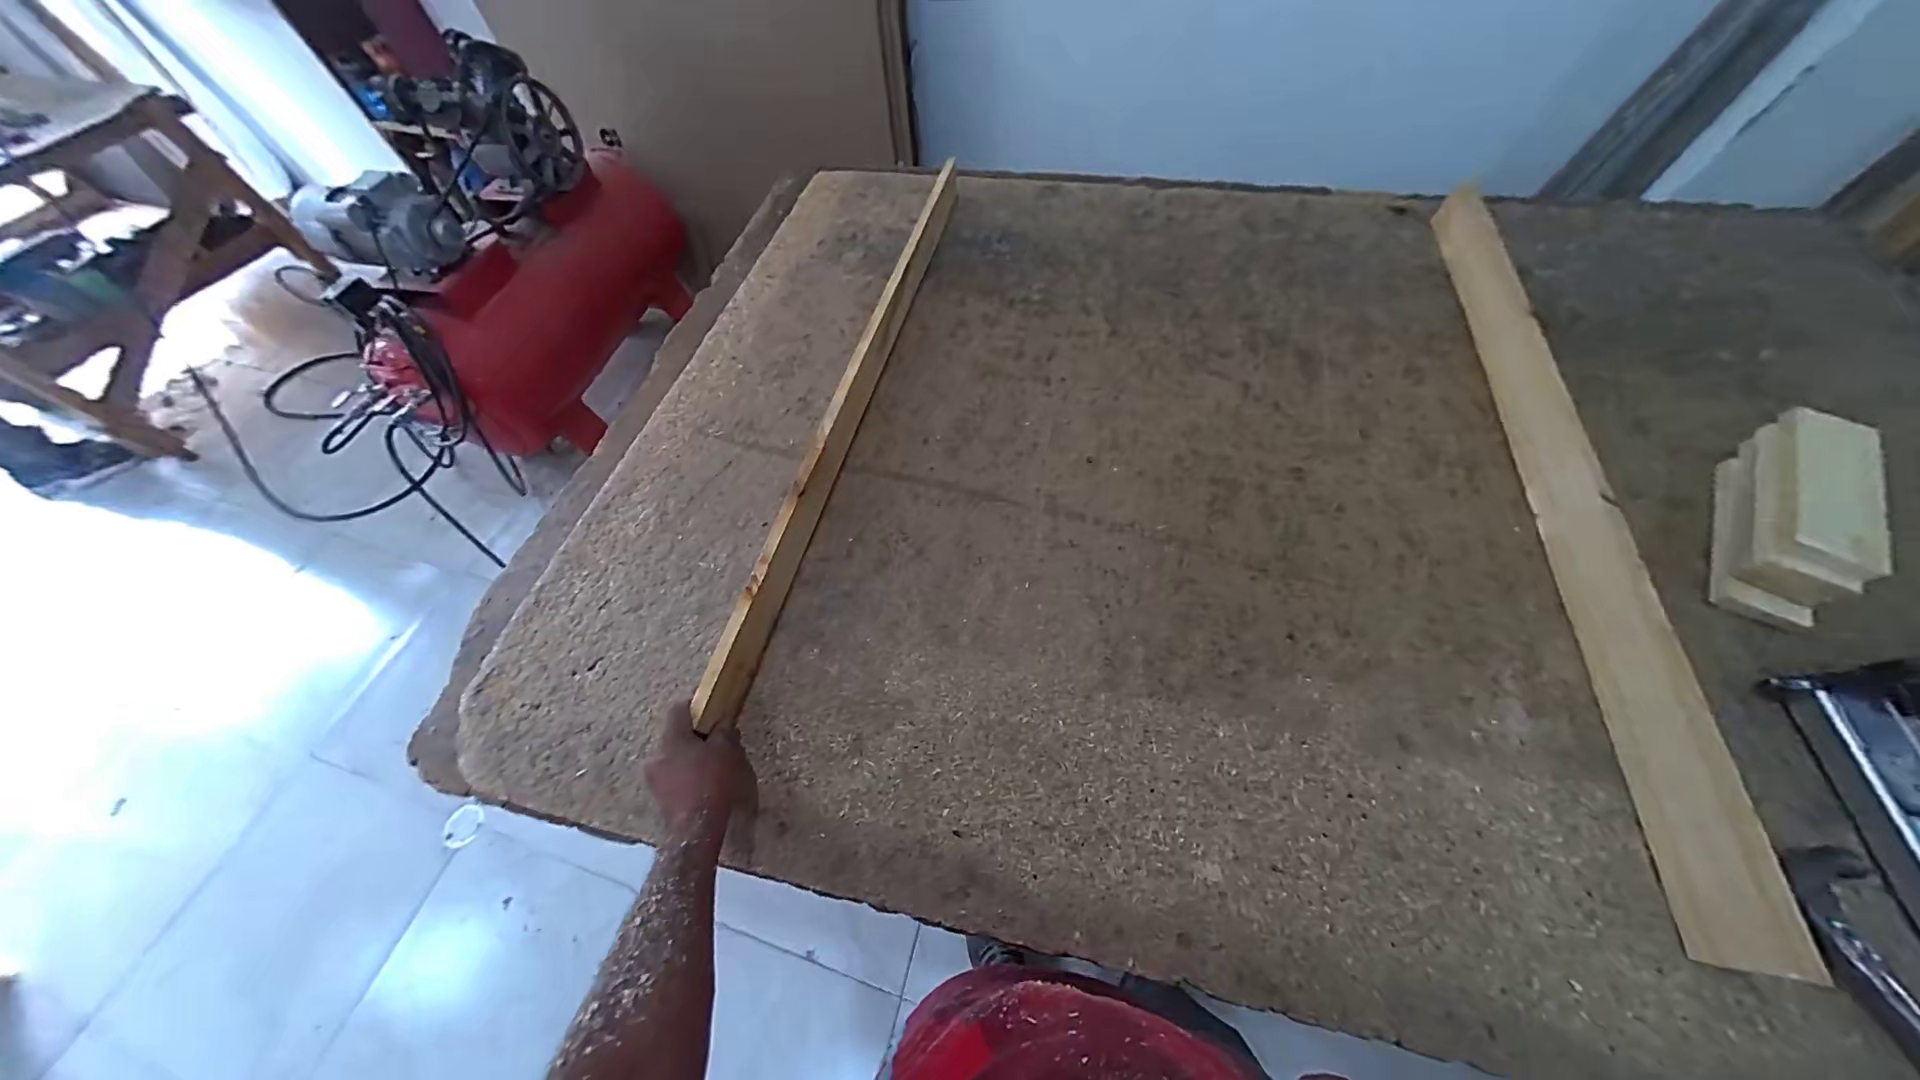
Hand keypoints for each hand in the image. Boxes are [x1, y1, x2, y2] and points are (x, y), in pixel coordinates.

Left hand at [643, 701, 756, 847]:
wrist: (697, 831)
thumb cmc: (714, 784)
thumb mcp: (729, 751)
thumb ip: (724, 732)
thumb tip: (721, 723)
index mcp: (671, 739)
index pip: (678, 709)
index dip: (695, 706)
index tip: (711, 709)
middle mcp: (656, 756)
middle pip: (676, 735)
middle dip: (695, 736)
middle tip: (717, 742)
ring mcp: (654, 779)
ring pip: (674, 758)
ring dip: (691, 758)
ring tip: (713, 768)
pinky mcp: (659, 799)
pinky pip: (674, 777)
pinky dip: (687, 776)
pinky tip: (705, 786)